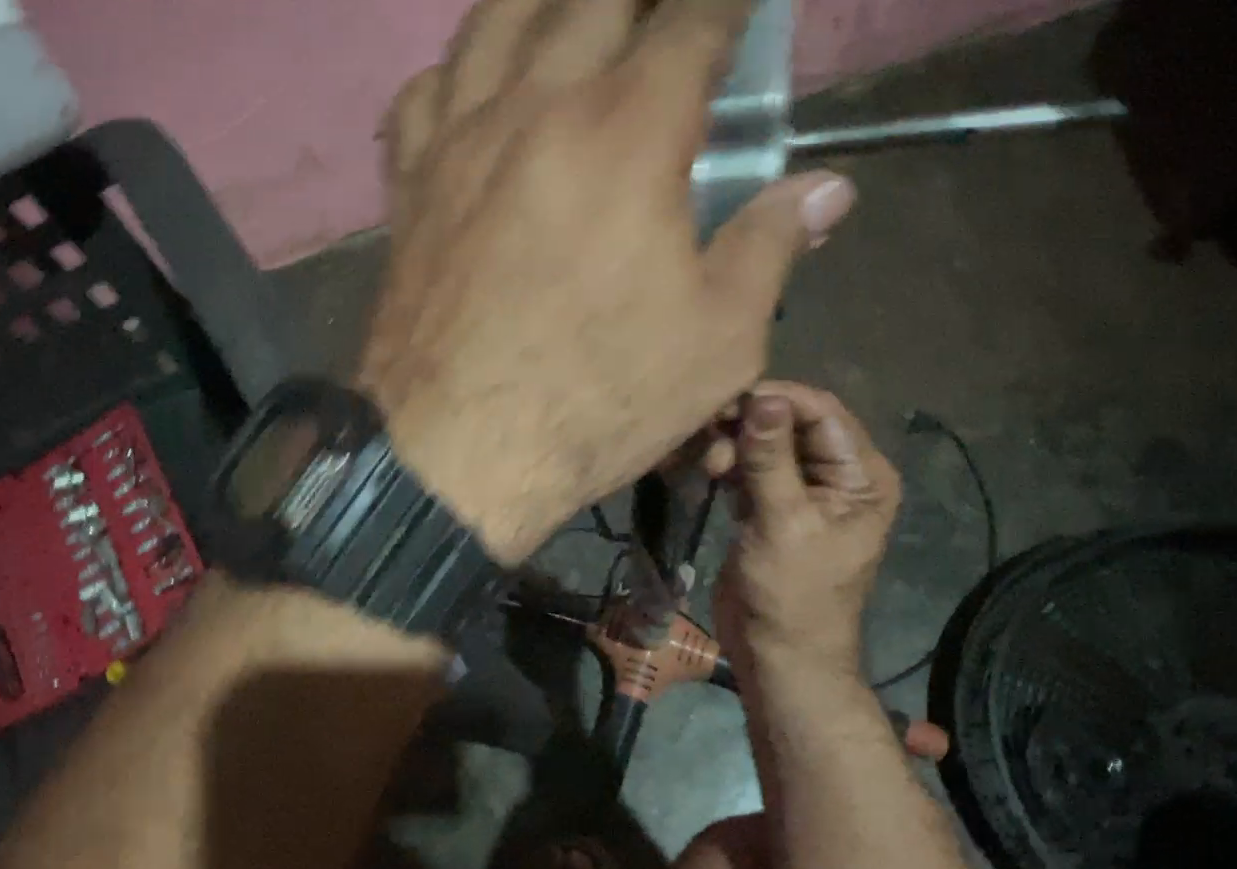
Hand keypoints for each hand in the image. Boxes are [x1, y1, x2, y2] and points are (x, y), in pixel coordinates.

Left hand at [358, 0, 855, 562]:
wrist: (456, 454)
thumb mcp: (717, 342)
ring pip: (496, 18)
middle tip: (662, 8)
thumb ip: (770, 248)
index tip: (740, 6)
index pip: (691, 23)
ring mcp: (460, 141)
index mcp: (629, 134)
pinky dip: (459, 66)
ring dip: (545, 0)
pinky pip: (425, 89)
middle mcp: (538, 107)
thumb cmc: (597, 402)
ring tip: (579, 11)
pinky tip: (478, 84)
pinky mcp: (410, 186)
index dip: (726, 3)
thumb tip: (826, 189)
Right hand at [709, 382, 900, 680]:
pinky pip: (752, 470)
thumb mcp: (783, 524)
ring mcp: (805, 493)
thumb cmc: (792, 595)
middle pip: (793, 424)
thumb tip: (762, 397)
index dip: (776, 400)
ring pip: (767, 445)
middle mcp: (840, 476)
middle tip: (708, 435)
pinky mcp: (773, 509)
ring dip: (734, 445)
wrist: (780, 656)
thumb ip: (771, 459)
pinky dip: (728, 465)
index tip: (726, 403)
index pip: (822, 412)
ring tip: (706, 465)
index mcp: (862, 476)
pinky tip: (705, 470)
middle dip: (749, 424)